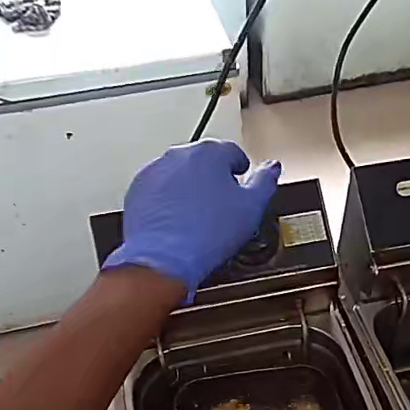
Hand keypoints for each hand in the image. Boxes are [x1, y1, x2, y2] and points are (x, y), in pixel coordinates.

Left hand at [103, 140, 279, 300]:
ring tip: (200, 217)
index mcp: (209, 153)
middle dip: (214, 179)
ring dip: (190, 189)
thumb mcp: (251, 208)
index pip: (231, 151)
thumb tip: (271, 168)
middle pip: (203, 161)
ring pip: (179, 175)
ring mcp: (155, 172)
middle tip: (223, 204)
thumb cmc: (205, 235)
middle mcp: (179, 156)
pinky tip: (179, 223)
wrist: (163, 258)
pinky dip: (169, 202)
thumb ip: (265, 182)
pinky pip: (159, 191)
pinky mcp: (138, 191)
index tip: (241, 178)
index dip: (240, 168)